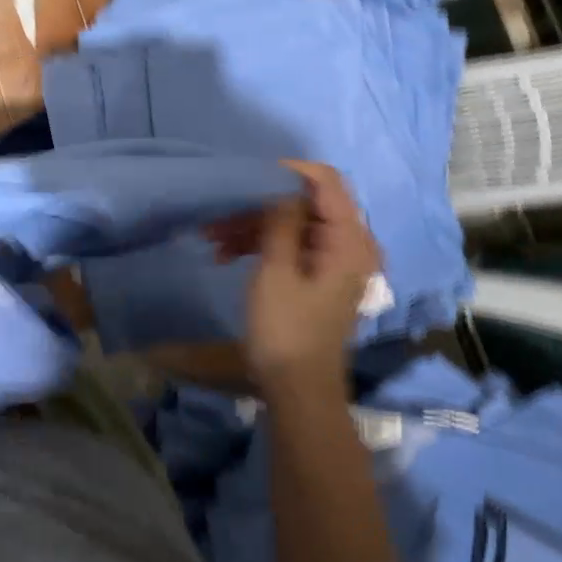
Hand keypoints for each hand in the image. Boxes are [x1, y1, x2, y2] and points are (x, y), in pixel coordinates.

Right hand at [208, 160, 381, 402]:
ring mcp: (333, 261)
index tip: (243, 178)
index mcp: (349, 240)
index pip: (325, 181)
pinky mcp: (317, 276)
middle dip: (258, 203)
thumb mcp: (276, 270)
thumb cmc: (287, 329)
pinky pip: (289, 244)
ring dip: (251, 225)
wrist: (297, 389)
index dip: (285, 172)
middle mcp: (349, 244)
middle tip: (217, 214)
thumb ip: (280, 221)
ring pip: (290, 223)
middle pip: (304, 202)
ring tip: (211, 238)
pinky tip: (224, 254)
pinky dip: (259, 244)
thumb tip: (279, 185)